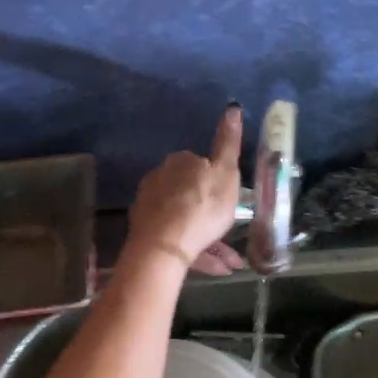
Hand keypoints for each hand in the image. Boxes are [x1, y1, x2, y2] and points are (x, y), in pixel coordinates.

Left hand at [128, 107, 244, 274]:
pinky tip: (215, 268)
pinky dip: (195, 251)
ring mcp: (150, 206)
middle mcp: (160, 179)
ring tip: (228, 263)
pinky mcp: (146, 232)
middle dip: (210, 213)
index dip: (216, 181)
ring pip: (185, 221)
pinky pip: (177, 240)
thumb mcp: (225, 173)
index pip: (199, 163)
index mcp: (179, 163)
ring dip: (207, 239)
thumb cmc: (202, 207)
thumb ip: (228, 143)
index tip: (228, 200)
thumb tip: (232, 108)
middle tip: (230, 234)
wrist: (163, 247)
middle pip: (190, 194)